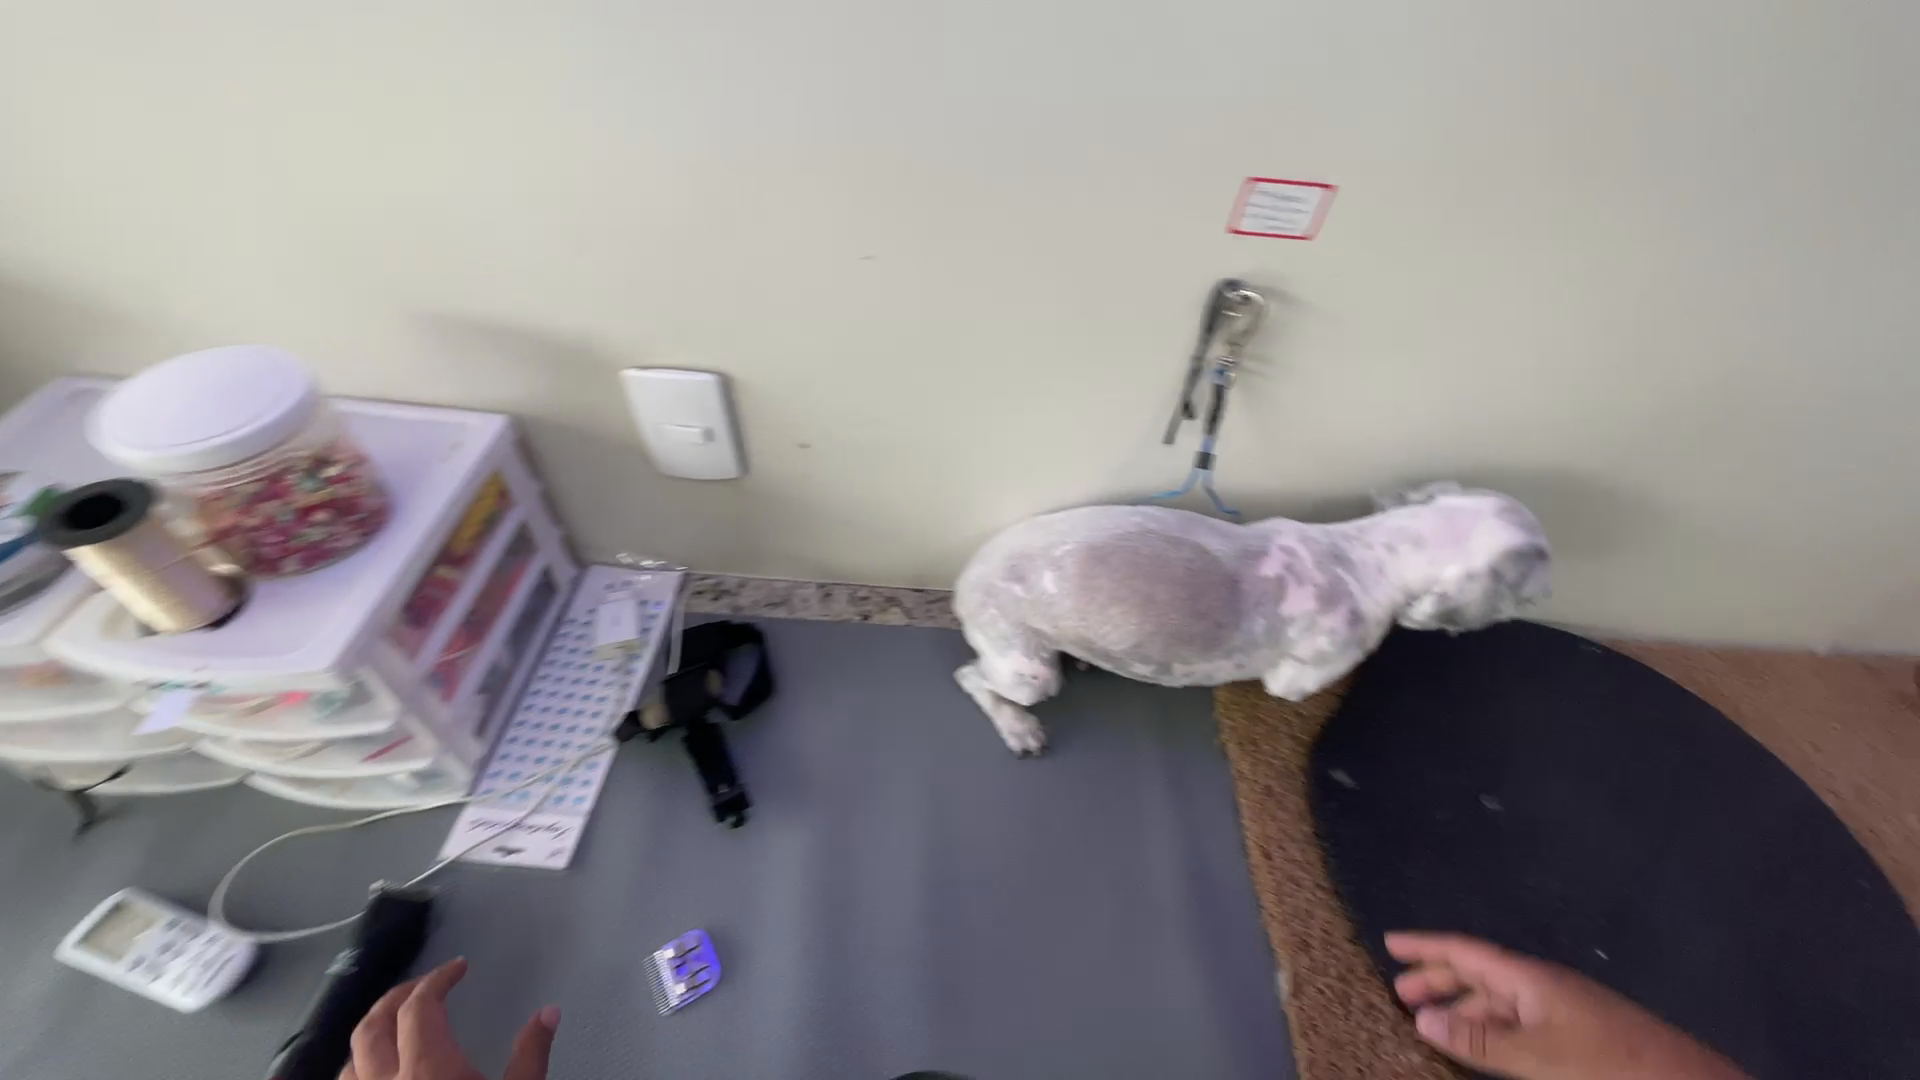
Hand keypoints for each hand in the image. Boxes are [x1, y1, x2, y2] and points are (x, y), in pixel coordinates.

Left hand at [341, 957, 559, 1079]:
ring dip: (372, 1039)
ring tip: (399, 1032)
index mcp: (427, 1069)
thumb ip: (532, 1055)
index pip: (421, 1006)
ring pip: (348, 1065)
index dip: (438, 979)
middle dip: (397, 996)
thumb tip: (549, 1012)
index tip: (459, 967)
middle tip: (426, 985)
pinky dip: (358, 1076)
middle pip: (372, 1026)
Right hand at [1385, 932, 1748, 1079]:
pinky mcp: (1583, 1039)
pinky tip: (1487, 1050)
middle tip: (1402, 994)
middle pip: (1479, 974)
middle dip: (1439, 980)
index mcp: (1529, 977)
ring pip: (1501, 1002)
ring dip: (1465, 1009)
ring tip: (1434, 1025)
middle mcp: (1543, 986)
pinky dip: (1493, 1030)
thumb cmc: (1610, 1065)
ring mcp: (1565, 1012)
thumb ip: (1479, 1040)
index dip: (1425, 946)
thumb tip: (1423, 1018)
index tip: (1389, 943)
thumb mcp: (1539, 1056)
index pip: (1465, 951)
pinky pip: (1520, 1023)